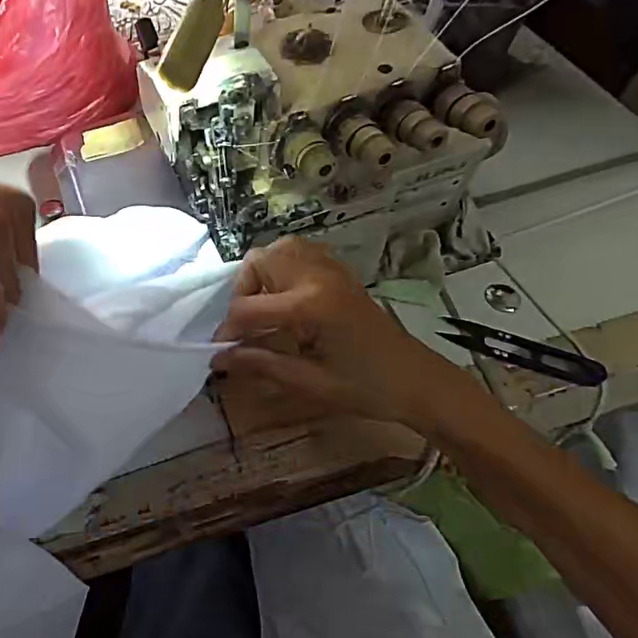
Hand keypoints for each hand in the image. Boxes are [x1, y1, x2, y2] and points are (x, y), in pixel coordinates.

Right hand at [211, 237, 490, 436]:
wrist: (418, 381)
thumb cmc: (367, 388)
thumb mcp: (310, 383)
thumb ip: (261, 364)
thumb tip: (219, 359)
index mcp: (310, 305)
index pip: (248, 308)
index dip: (227, 330)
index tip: (218, 350)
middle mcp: (318, 277)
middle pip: (258, 262)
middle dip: (241, 293)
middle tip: (245, 326)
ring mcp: (331, 270)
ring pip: (277, 249)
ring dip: (261, 275)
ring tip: (264, 308)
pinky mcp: (339, 272)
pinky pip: (299, 252)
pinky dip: (282, 267)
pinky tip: (286, 298)